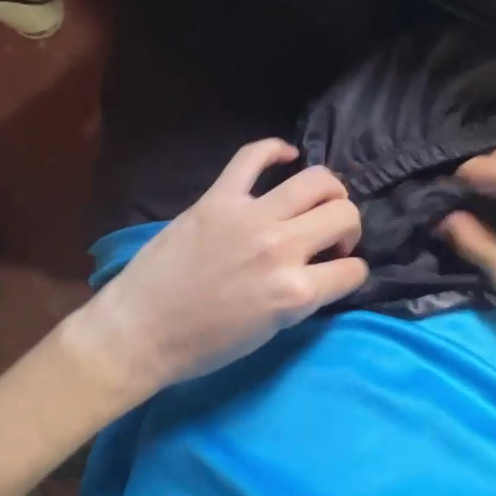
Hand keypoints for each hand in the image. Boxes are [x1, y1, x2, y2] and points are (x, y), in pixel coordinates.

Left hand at [71, 139, 368, 393]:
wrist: (142, 330)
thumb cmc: (203, 345)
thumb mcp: (270, 332)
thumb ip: (301, 297)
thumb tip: (318, 271)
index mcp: (295, 292)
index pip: (352, 271)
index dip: (351, 273)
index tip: (338, 273)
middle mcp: (281, 248)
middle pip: (344, 215)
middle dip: (347, 228)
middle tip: (327, 240)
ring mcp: (249, 217)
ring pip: (315, 180)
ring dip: (328, 191)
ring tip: (316, 203)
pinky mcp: (218, 198)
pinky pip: (253, 156)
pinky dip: (275, 150)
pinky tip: (285, 156)